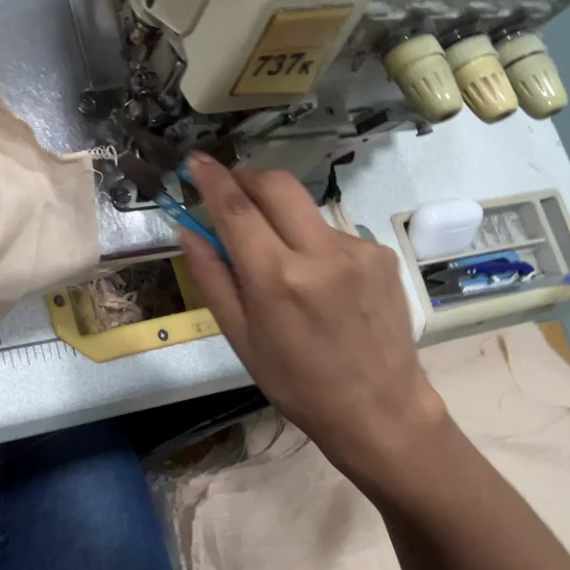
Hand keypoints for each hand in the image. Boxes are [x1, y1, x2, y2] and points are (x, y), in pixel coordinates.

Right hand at [178, 153, 447, 472]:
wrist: (379, 409)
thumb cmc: (296, 382)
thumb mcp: (240, 337)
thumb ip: (212, 278)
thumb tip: (188, 230)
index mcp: (277, 279)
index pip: (236, 209)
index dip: (212, 179)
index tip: (194, 160)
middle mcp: (320, 253)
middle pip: (277, 185)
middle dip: (246, 178)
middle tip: (229, 191)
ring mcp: (357, 250)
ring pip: (304, 209)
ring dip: (279, 215)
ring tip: (275, 257)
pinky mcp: (380, 254)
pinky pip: (331, 232)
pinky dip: (310, 241)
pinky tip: (315, 279)